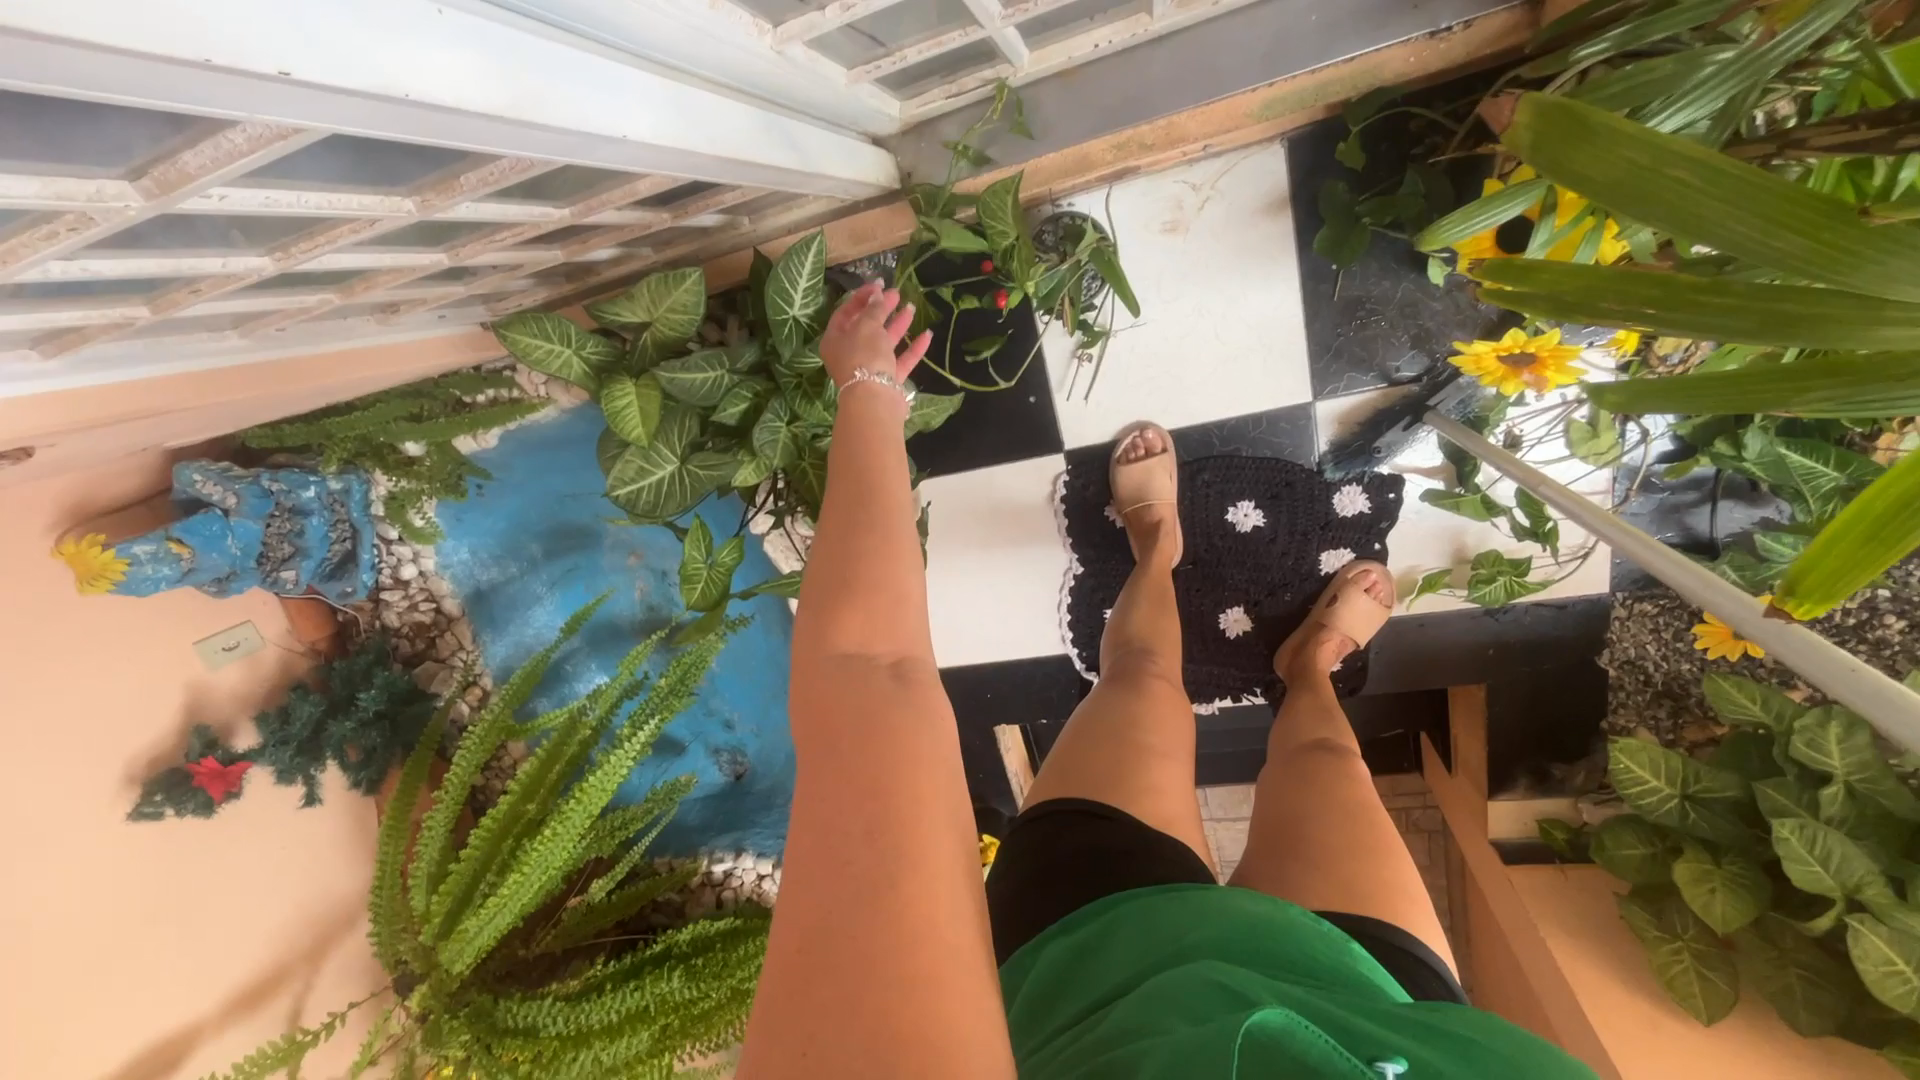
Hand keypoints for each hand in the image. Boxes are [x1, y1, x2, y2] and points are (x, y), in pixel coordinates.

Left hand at [819, 281, 931, 386]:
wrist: (874, 399)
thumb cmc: (863, 356)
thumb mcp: (867, 326)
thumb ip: (874, 309)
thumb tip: (877, 294)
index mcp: (835, 339)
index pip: (846, 312)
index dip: (862, 296)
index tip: (880, 284)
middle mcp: (850, 353)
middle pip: (867, 326)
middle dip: (882, 309)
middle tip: (897, 293)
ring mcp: (870, 368)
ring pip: (885, 343)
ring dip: (898, 325)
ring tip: (912, 307)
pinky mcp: (888, 381)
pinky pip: (901, 360)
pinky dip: (913, 348)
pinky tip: (927, 334)